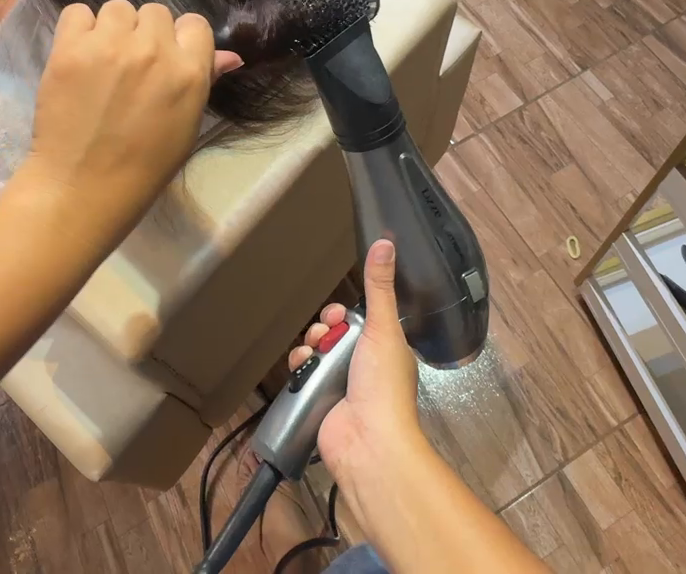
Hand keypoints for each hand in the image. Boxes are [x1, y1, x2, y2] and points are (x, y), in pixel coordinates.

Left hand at [17, 1, 221, 237]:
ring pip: (117, 8)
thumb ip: (206, 80)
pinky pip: (77, 12)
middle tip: (132, 65)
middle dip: (146, 33)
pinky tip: (80, 55)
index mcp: (189, 71)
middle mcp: (154, 49)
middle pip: (155, 12)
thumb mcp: (187, 124)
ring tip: (103, 60)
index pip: (195, 23)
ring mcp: (109, 45)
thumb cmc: (145, 164)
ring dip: (113, 29)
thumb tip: (231, 56)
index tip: (166, 59)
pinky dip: (79, 28)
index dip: (181, 39)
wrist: (83, 186)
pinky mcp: (69, 48)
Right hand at [287, 240, 427, 495]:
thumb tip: (386, 241)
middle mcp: (363, 366)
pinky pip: (303, 377)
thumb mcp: (382, 328)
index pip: (357, 320)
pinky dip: (299, 371)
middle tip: (323, 336)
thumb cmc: (381, 383)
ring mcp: (340, 387)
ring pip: (315, 353)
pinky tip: (300, 371)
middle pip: (332, 334)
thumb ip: (379, 287)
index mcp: (384, 348)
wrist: (368, 443)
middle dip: (322, 330)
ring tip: (310, 356)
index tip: (337, 315)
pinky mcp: (319, 402)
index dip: (343, 314)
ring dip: (308, 348)